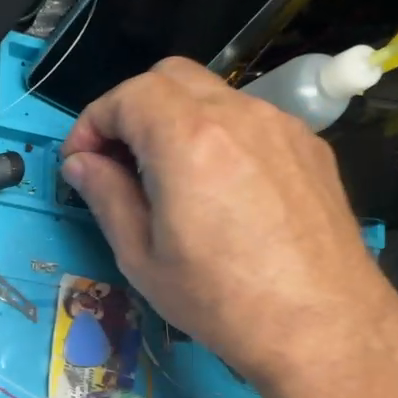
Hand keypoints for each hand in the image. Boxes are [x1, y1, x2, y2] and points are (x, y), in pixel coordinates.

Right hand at [59, 58, 397, 394]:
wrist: (317, 321)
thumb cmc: (215, 297)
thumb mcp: (139, 255)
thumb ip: (106, 197)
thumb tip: (81, 165)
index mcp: (188, 142)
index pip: (128, 95)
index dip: (91, 123)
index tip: (79, 164)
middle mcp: (238, 117)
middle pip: (169, 77)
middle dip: (129, 110)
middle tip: (112, 162)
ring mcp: (279, 126)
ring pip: (211, 93)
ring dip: (171, 120)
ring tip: (158, 178)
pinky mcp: (306, 146)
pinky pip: (246, 118)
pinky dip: (212, 134)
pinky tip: (208, 187)